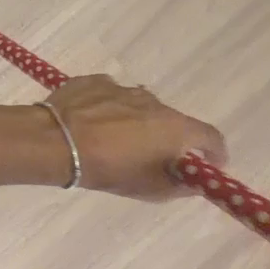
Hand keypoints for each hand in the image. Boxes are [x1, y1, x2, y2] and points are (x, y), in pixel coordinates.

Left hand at [43, 75, 226, 201]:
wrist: (55, 140)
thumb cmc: (109, 168)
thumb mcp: (153, 188)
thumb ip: (182, 184)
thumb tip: (194, 179)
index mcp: (173, 126)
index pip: (210, 136)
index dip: (214, 152)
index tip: (207, 165)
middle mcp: (151, 100)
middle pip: (172, 120)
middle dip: (170, 138)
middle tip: (154, 157)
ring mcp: (119, 86)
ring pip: (140, 106)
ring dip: (139, 121)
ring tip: (118, 139)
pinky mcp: (92, 80)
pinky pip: (112, 95)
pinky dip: (111, 107)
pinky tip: (95, 122)